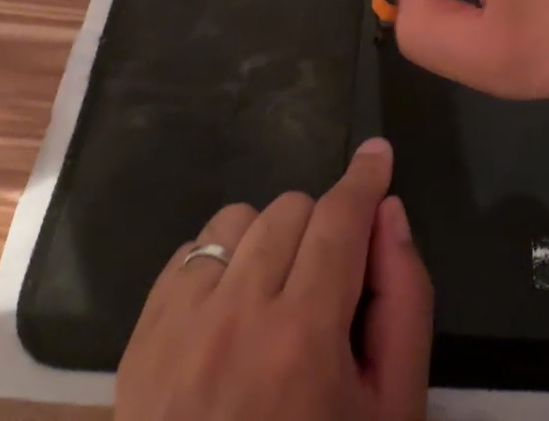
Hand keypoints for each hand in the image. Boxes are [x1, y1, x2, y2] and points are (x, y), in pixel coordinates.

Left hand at [114, 138, 432, 420]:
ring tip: (280, 292)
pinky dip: (222, 260)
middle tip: (334, 277)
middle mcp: (234, 315)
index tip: (378, 153)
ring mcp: (178, 324)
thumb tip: (388, 214)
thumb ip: (405, 300)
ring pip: (238, 219)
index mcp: (303, 336)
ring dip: (271, 238)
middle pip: (291, 209)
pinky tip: (234, 307)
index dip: (364, 177)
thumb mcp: (393, 405)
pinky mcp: (142, 336)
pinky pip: (191, 251)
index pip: (339, 219)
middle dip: (325, 226)